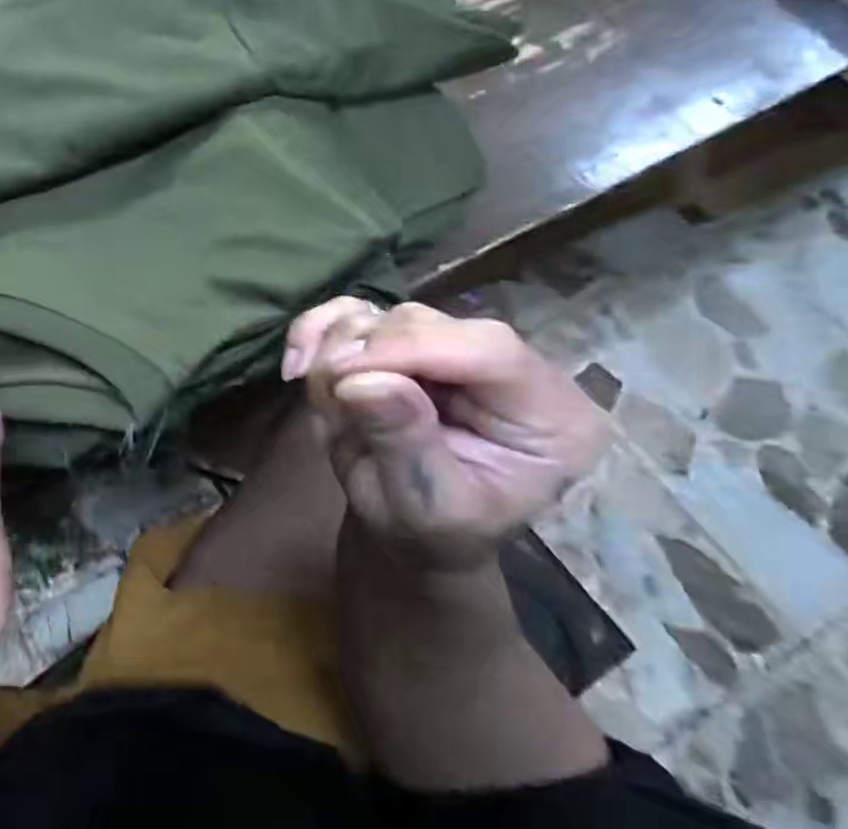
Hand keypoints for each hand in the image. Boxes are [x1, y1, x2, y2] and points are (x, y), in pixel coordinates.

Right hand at [283, 298, 609, 570]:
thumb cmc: (429, 531)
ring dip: (334, 350)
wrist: (407, 534)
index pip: (487, 349)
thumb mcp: (426, 507)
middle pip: (428, 324)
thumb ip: (404, 441)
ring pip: (385, 315)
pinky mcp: (403, 345)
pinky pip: (353, 313)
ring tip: (322, 401)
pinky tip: (298, 366)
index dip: (409, 349)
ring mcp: (450, 351)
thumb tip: (362, 380)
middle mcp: (508, 370)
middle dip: (361, 354)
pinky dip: (316, 332)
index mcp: (548, 416)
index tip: (341, 375)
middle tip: (325, 398)